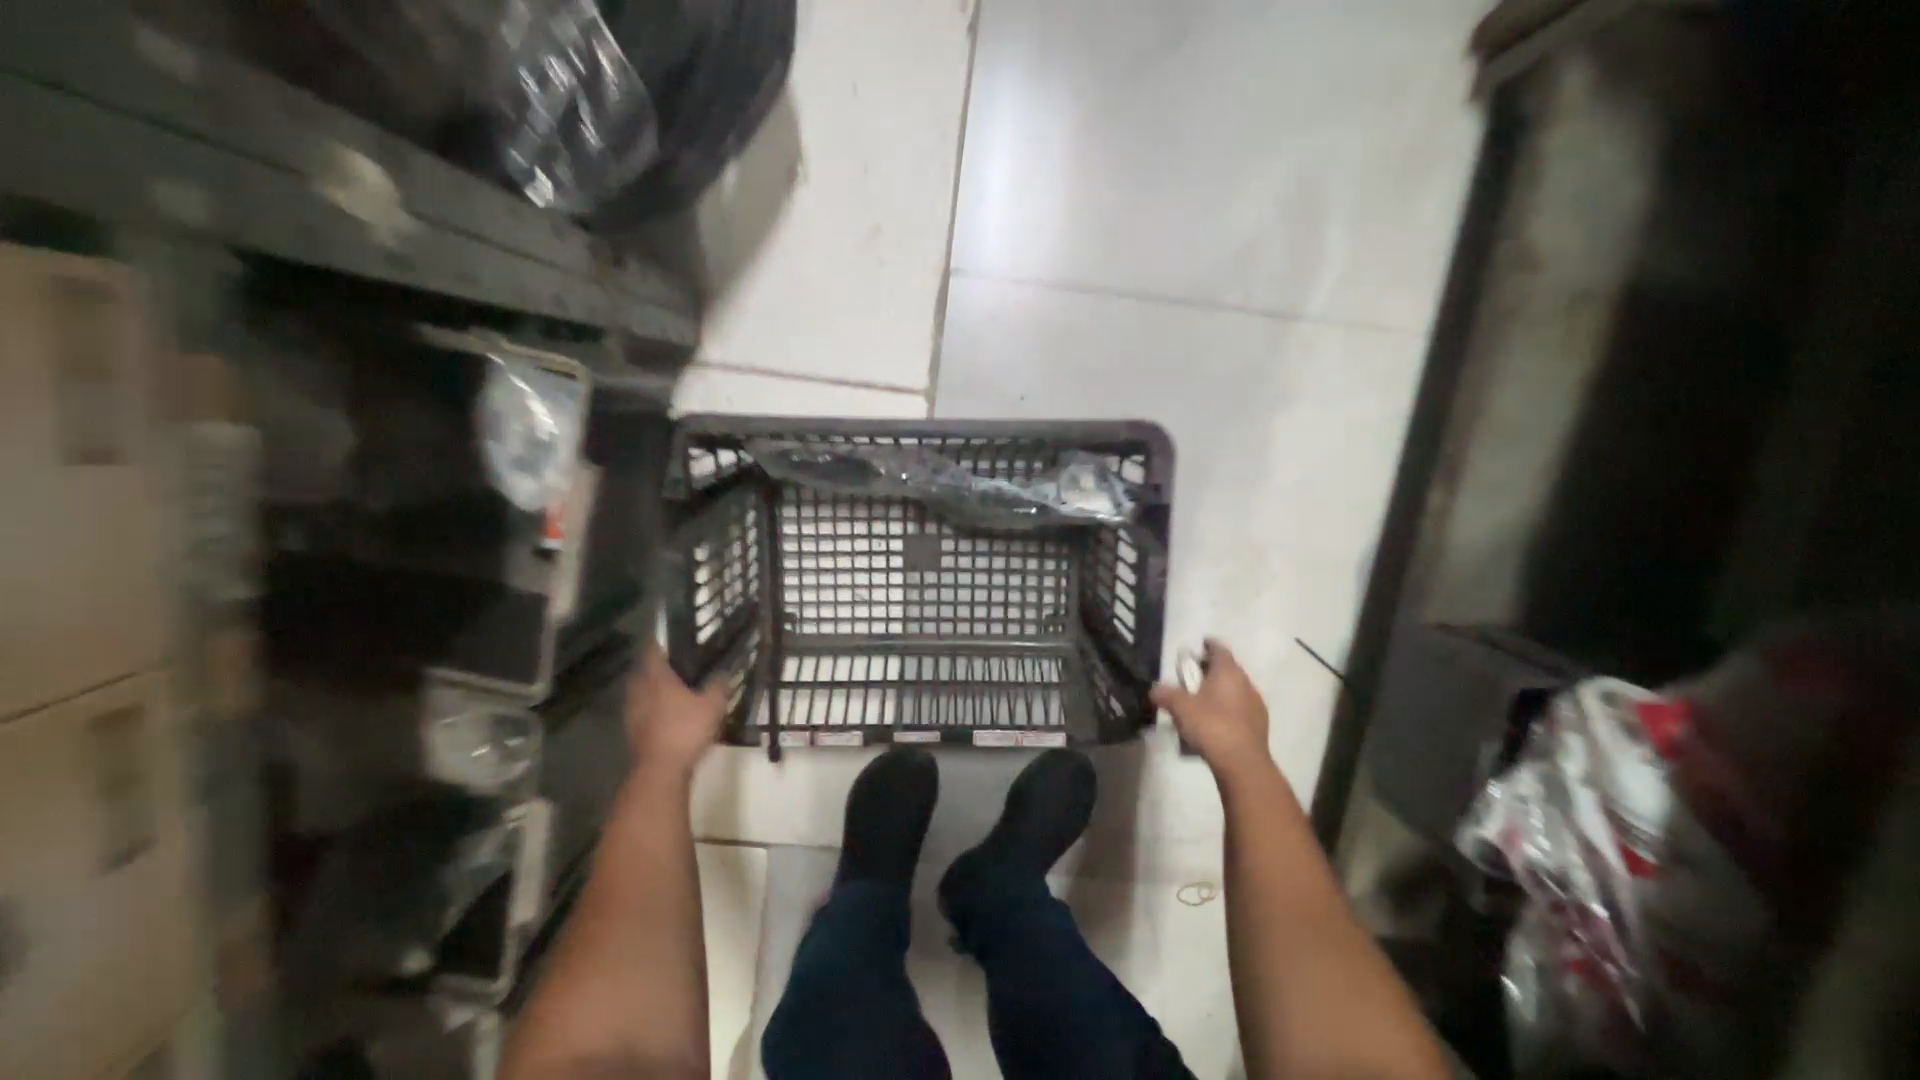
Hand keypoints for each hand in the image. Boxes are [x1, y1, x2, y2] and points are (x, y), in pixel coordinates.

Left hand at [624, 646, 732, 779]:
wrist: (660, 770)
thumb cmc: (685, 729)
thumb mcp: (712, 705)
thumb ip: (719, 686)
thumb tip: (726, 673)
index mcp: (656, 677)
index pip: (653, 649)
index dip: (662, 641)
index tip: (673, 637)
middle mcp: (639, 690)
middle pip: (645, 671)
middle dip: (659, 668)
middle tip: (678, 666)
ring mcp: (632, 712)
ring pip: (642, 693)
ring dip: (655, 691)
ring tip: (676, 693)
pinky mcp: (633, 732)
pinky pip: (644, 713)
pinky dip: (654, 711)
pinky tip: (670, 718)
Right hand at [1150, 640, 1271, 779]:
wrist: (1242, 762)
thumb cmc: (1211, 726)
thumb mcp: (1180, 708)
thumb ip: (1166, 694)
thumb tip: (1154, 689)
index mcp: (1228, 672)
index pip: (1219, 649)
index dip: (1209, 645)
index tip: (1200, 645)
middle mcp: (1245, 682)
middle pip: (1228, 669)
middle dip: (1212, 670)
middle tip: (1193, 676)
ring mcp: (1256, 704)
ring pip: (1236, 690)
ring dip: (1221, 691)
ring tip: (1203, 702)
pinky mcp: (1260, 724)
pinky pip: (1240, 709)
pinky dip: (1228, 710)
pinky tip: (1216, 723)